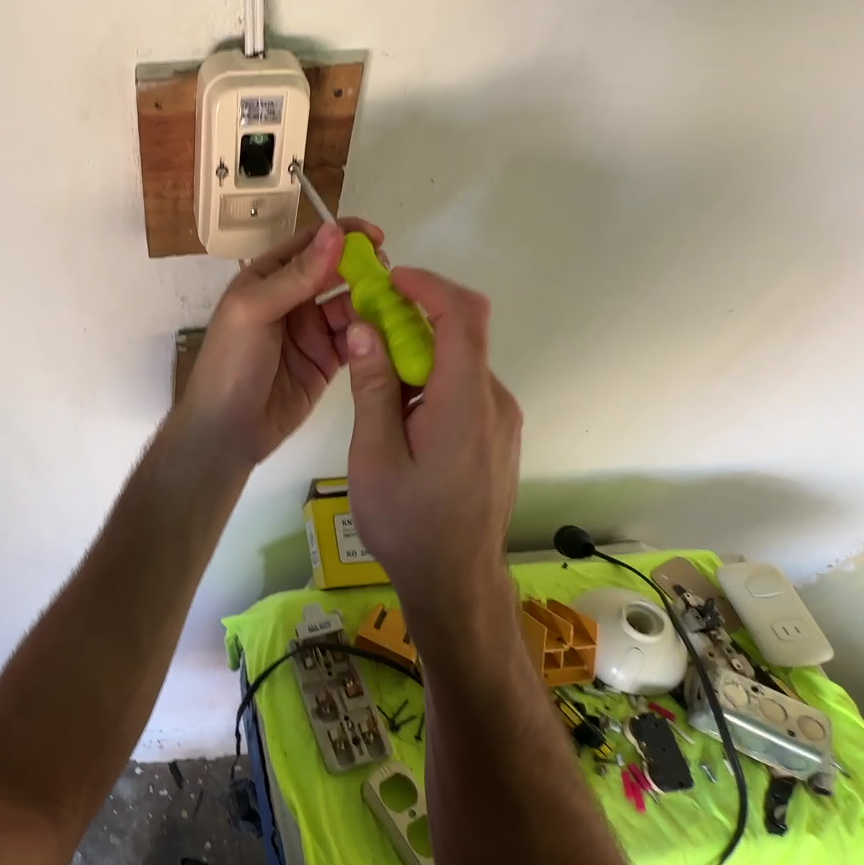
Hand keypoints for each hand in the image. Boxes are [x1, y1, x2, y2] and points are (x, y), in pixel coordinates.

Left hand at [176, 218, 384, 466]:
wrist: (227, 430)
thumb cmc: (230, 363)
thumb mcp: (254, 310)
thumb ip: (297, 275)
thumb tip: (335, 231)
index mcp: (267, 279)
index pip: (310, 245)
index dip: (343, 235)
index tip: (377, 238)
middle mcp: (291, 300)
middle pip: (337, 273)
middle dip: (365, 269)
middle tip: (392, 277)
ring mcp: (311, 331)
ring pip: (352, 305)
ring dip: (374, 301)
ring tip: (397, 305)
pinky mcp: (327, 361)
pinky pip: (357, 339)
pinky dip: (374, 333)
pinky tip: (392, 332)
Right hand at [344, 269, 522, 613]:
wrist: (456, 584)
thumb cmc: (409, 525)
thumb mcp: (374, 457)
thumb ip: (372, 388)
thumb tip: (364, 328)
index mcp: (465, 403)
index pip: (462, 317)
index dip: (428, 286)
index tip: (388, 280)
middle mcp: (495, 402)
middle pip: (461, 336)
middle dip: (412, 320)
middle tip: (362, 329)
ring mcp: (501, 421)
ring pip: (460, 366)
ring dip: (418, 355)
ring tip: (371, 377)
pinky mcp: (497, 437)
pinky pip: (464, 392)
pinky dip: (430, 383)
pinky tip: (398, 412)